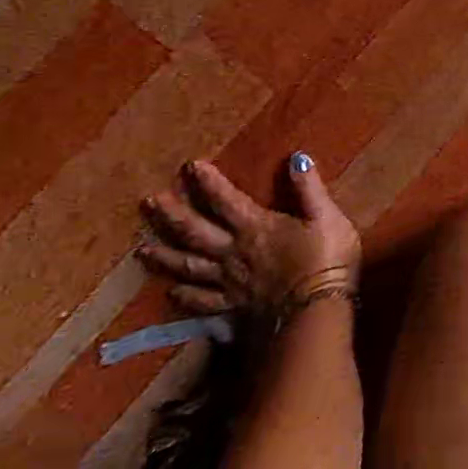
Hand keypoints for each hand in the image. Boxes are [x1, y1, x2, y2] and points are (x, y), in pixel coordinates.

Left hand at [138, 153, 359, 315]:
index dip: (208, 182)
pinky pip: (201, 301)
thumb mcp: (325, 215)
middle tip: (148, 201)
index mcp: (255, 228)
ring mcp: (228, 283)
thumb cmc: (325, 258)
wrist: (316, 311)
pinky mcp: (231, 308)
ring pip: (189, 267)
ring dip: (165, 256)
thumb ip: (309, 188)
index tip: (189, 166)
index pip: (225, 200)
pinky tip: (171, 293)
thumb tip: (297, 157)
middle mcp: (233, 253)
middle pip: (195, 232)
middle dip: (172, 215)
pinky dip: (183, 296)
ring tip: (142, 249)